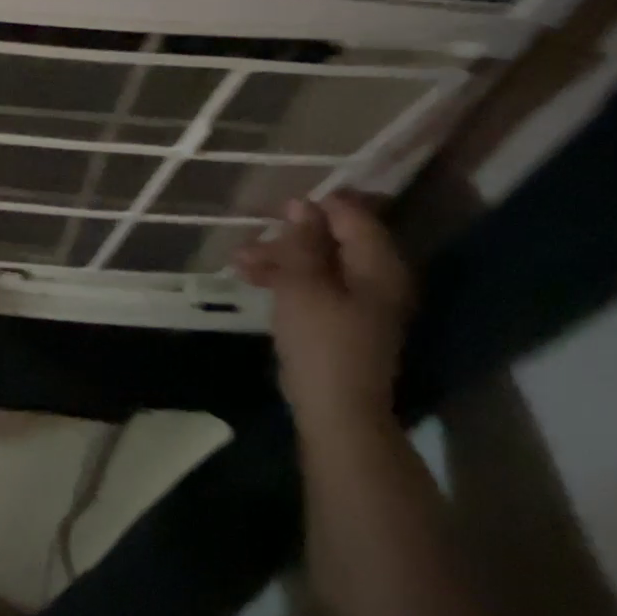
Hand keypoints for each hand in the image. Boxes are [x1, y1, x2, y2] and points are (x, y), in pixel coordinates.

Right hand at [236, 194, 415, 427]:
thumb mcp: (303, 285)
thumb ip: (302, 242)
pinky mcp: (344, 323)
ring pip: (320, 266)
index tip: (276, 207)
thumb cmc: (321, 341)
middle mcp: (378, 279)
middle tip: (248, 241)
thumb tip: (301, 205)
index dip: (316, 206)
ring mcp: (362, 303)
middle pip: (334, 241)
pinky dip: (288, 281)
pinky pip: (317, 288)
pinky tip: (254, 281)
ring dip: (281, 260)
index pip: (354, 217)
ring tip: (238, 262)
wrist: (336, 410)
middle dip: (289, 238)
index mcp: (379, 266)